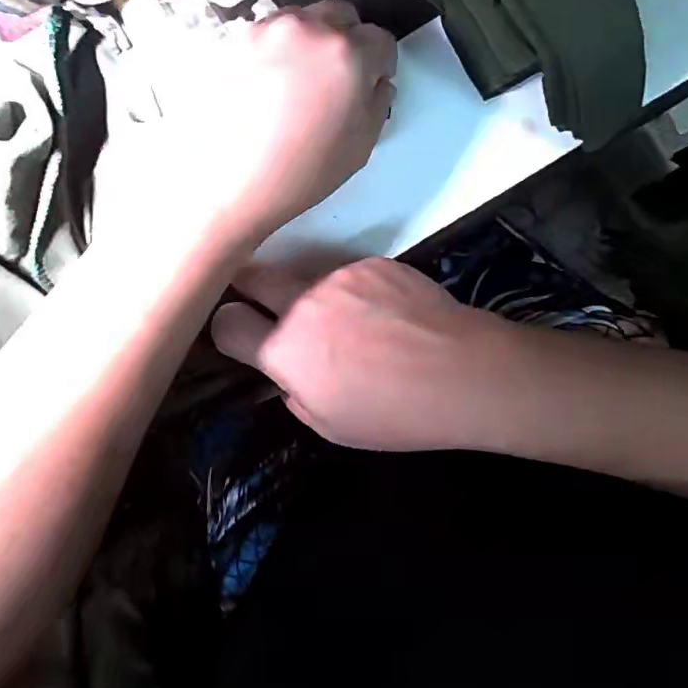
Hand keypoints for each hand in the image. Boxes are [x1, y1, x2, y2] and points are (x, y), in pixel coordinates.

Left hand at [95, 0, 395, 248]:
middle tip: (339, 77)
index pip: (381, 39)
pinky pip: (269, 34)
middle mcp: (309, 28)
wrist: (236, 183)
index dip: (381, 64)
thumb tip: (376, 81)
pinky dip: (278, 49)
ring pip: (303, 19)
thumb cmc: (307, 169)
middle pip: (342, 15)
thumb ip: (379, 100)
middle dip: (349, 40)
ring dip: (312, 40)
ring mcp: (267, 30)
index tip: (372, 83)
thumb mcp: (364, 141)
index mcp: (349, 53)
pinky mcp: (235, 41)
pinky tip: (270, 85)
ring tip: (301, 80)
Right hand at [209, 258, 515, 450]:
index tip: (237, 332)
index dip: (226, 328)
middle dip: (247, 286)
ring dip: (313, 295)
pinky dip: (356, 291)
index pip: (226, 324)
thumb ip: (295, 392)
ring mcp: (339, 275)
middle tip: (262, 302)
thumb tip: (289, 372)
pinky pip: (349, 274)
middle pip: (253, 276)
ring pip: (307, 276)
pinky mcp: (373, 261)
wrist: (462, 370)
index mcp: (285, 349)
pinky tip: (388, 313)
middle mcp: (302, 302)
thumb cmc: (396, 413)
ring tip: (353, 322)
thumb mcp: (332, 425)